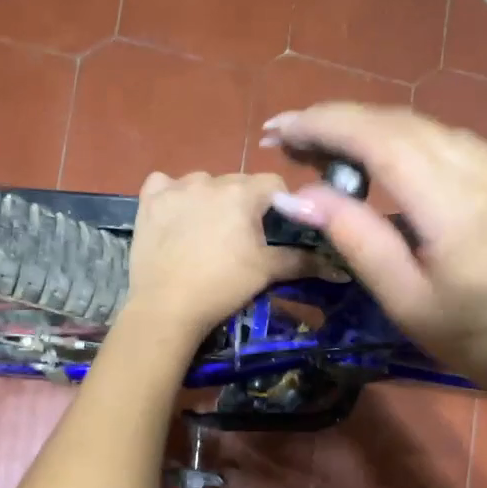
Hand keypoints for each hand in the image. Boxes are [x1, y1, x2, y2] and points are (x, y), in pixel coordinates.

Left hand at [121, 170, 303, 338]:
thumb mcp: (266, 272)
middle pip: (237, 183)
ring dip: (209, 200)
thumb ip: (302, 260)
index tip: (276, 229)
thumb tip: (338, 266)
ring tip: (206, 234)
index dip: (279, 204)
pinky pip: (165, 185)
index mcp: (242, 192)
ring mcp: (175, 187)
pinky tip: (175, 219)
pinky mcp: (148, 200)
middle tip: (240, 240)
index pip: (273, 183)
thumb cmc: (222, 287)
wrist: (166, 307)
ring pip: (202, 184)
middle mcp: (209, 180)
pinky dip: (173, 197)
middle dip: (244, 205)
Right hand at [262, 104, 486, 399]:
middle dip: (339, 122)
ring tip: (322, 149)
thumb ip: (355, 240)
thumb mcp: (406, 301)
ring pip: (423, 128)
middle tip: (288, 140)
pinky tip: (377, 161)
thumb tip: (296, 196)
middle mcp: (484, 168)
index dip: (324, 126)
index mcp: (456, 205)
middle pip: (400, 123)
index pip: (380, 139)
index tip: (278, 131)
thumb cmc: (473, 339)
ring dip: (369, 130)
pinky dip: (403, 143)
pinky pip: (447, 142)